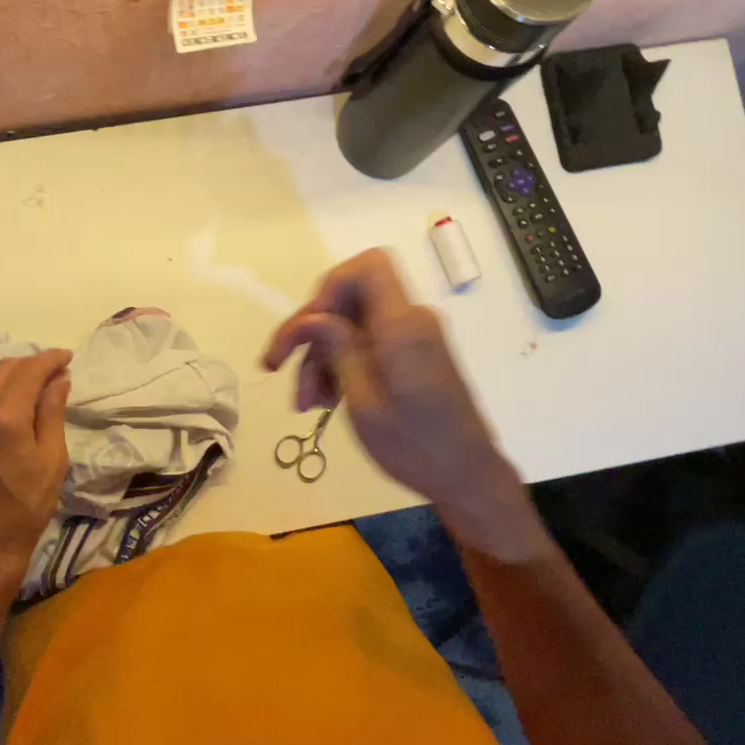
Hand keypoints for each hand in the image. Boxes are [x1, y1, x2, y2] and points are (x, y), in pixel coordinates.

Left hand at [0, 348, 72, 620]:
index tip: (69, 357)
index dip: (50, 359)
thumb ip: (53, 412)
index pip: (28, 371)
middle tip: (59, 370)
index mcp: (4, 417)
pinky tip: (13, 395)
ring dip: (14, 372)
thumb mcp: (52, 459)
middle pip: (5, 368)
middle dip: (33, 363)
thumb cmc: (27, 505)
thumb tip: (59, 379)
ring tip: (39, 381)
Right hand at [261, 249, 552, 562]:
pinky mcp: (414, 356)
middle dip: (310, 332)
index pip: (367, 267)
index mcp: (402, 327)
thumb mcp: (363, 401)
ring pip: (352, 326)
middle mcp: (412, 321)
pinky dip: (342, 365)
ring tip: (307, 404)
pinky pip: (369, 344)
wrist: (467, 477)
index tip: (307, 329)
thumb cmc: (415, 446)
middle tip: (277, 369)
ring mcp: (415, 338)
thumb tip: (312, 316)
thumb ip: (337, 350)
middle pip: (349, 299)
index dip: (329, 287)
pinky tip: (326, 401)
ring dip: (321, 358)